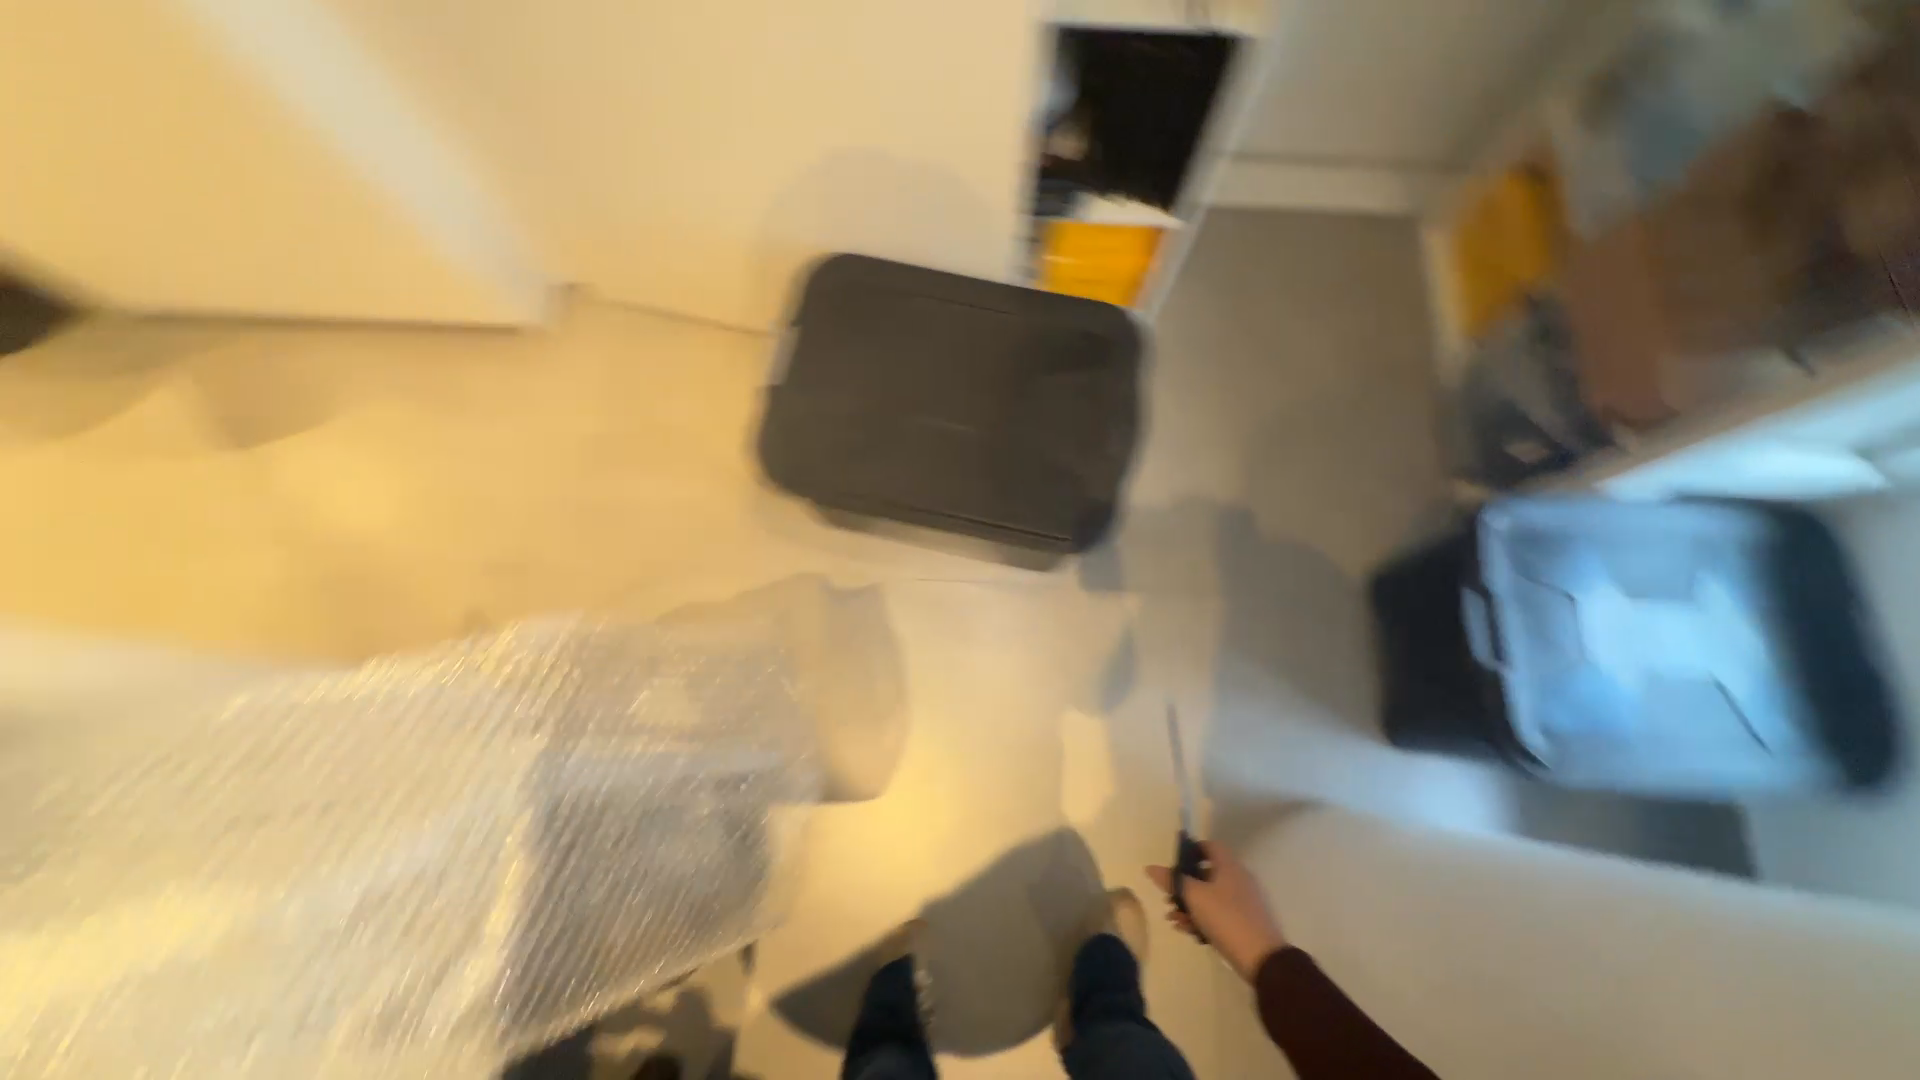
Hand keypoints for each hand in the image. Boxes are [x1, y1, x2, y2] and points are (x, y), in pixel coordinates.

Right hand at [1147, 840, 1285, 982]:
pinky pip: (1219, 914)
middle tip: (1169, 899)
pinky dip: (1203, 919)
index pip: (1209, 846)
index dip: (1191, 851)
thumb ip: (1172, 880)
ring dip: (1190, 906)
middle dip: (1184, 886)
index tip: (1174, 865)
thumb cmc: (1226, 918)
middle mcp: (1238, 879)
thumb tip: (1150, 867)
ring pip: (1211, 897)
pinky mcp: (1245, 923)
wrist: (1262, 959)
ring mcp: (1243, 902)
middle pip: (1206, 874)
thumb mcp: (1194, 897)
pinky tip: (1189, 931)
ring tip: (1174, 920)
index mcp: (1229, 867)